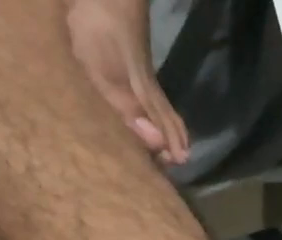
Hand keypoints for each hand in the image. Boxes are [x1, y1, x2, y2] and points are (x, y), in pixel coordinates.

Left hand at [66, 0, 189, 164]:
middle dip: (172, 137)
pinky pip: (146, 90)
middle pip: (165, 116)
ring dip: (164, 122)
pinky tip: (145, 103)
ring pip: (157, 103)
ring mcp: (138, 69)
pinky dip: (151, 105)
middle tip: (177, 159)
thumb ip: (129, 108)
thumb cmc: (103, 30)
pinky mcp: (127, 56)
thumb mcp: (107, 73)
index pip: (163, 127)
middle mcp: (146, 86)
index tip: (178, 166)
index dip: (170, 146)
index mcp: (144, 95)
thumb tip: (158, 145)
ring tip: (168, 139)